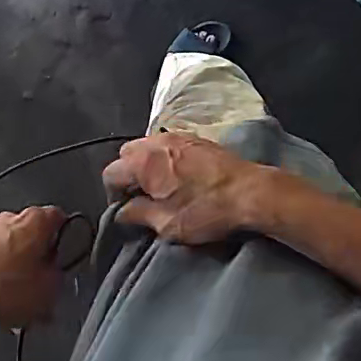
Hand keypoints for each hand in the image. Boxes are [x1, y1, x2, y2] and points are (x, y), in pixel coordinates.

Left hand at [0, 206, 67, 334]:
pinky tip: (2, 304)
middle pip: (36, 236)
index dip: (67, 241)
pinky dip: (1, 278)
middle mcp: (12, 218)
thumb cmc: (5, 291)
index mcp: (37, 218)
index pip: (62, 219)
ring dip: (20, 272)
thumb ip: (61, 276)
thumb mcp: (51, 289)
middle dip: (41, 260)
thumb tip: (57, 275)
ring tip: (22, 303)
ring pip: (15, 251)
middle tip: (45, 285)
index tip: (65, 261)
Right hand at [101, 133, 280, 243]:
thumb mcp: (167, 225)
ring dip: (147, 163)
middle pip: (127, 153)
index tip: (126, 209)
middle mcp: (158, 142)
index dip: (113, 194)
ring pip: (148, 145)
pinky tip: (179, 176)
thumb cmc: (206, 210)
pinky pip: (169, 143)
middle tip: (142, 197)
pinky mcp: (198, 138)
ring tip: (161, 187)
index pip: (111, 172)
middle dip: (128, 174)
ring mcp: (179, 136)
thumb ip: (139, 215)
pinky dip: (165, 157)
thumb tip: (122, 212)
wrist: (250, 191)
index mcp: (145, 161)